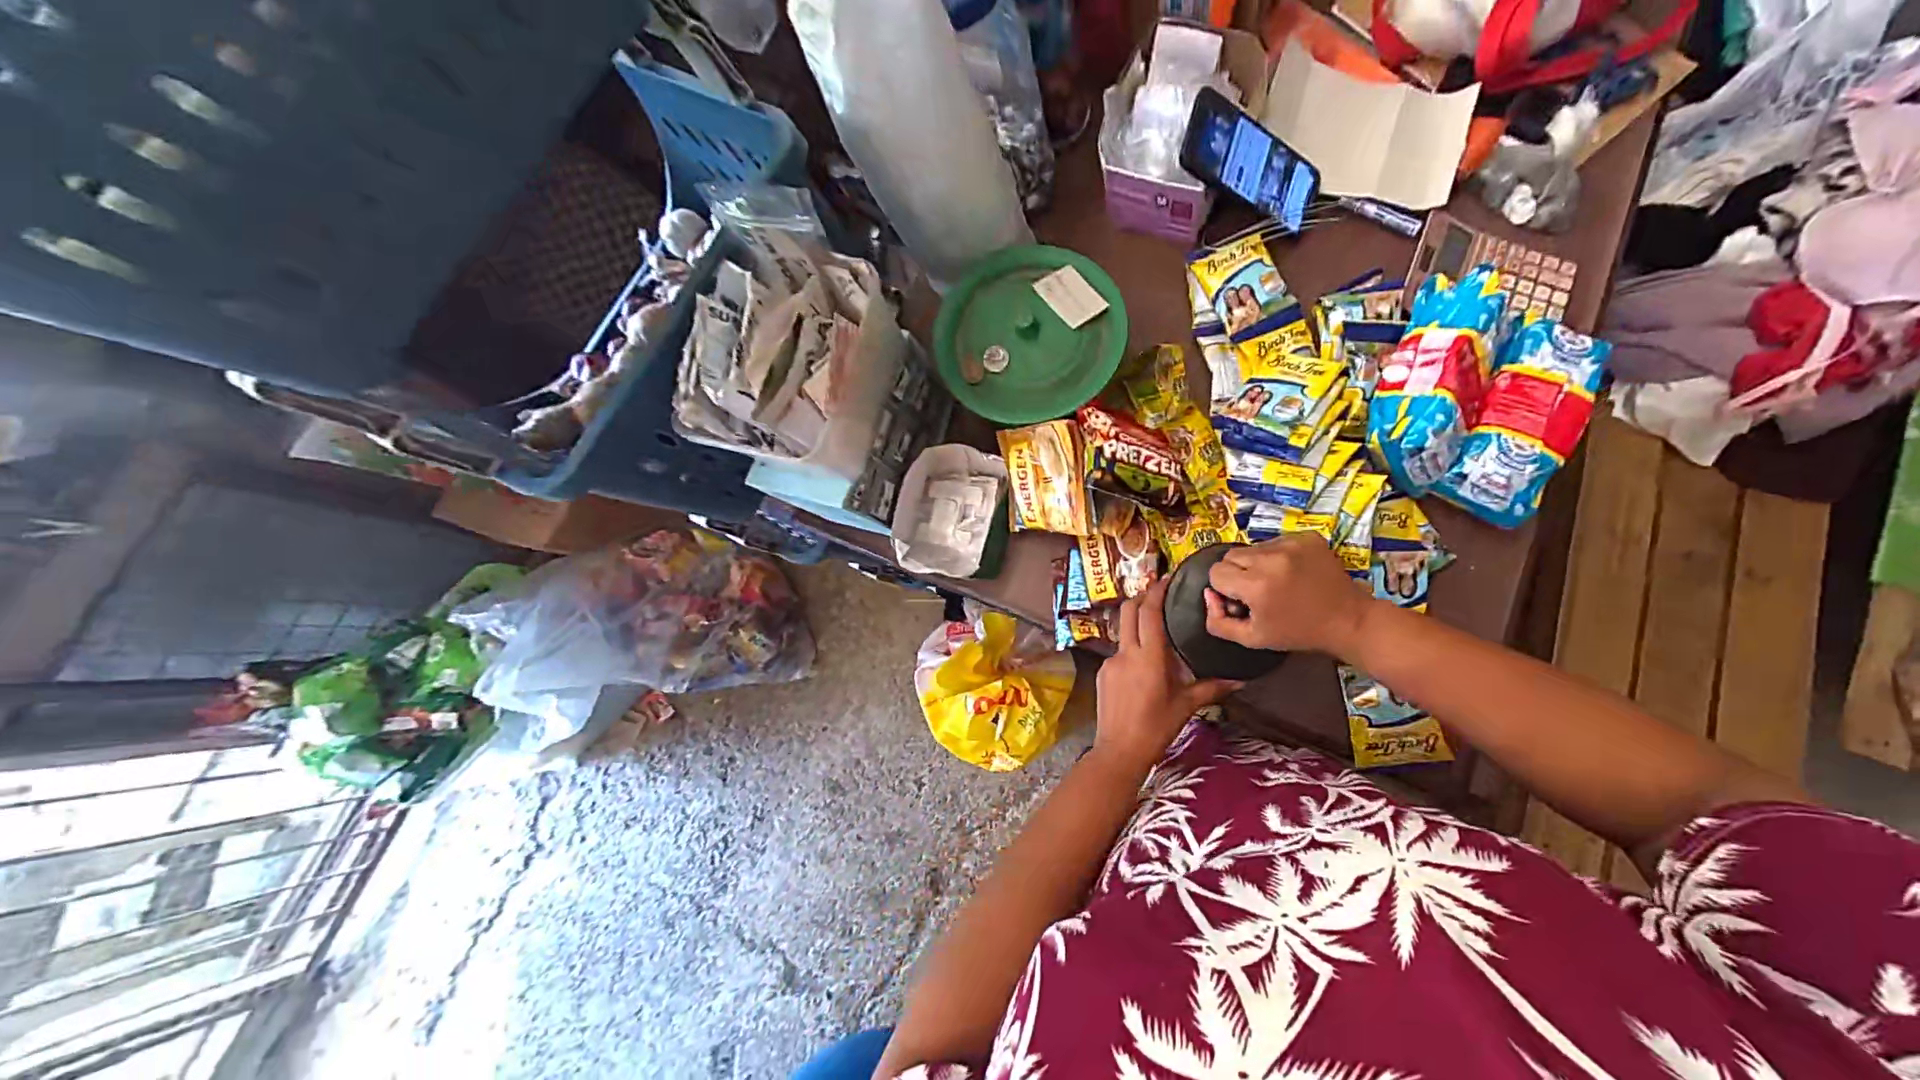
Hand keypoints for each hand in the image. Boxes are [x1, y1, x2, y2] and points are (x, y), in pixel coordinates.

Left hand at [1094, 576, 1240, 771]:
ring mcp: (1111, 662)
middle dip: (1141, 596)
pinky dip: (1131, 646)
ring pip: (1122, 630)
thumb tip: (1241, 680)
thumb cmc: (1156, 728)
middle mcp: (1126, 653)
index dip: (1157, 591)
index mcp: (1148, 657)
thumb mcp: (1186, 706)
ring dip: (1136, 621)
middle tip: (1159, 590)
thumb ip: (1211, 688)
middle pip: (1128, 611)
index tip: (1167, 578)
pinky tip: (1144, 658)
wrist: (1119, 750)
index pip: (1149, 612)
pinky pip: (1119, 651)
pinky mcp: (1103, 673)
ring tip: (1155, 623)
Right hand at [1204, 534, 1376, 657]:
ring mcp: (1291, 544)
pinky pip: (1275, 541)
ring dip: (1257, 563)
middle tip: (1258, 592)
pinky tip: (1293, 572)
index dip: (1225, 589)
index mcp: (1256, 585)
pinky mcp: (1307, 536)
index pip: (1216, 572)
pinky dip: (1278, 556)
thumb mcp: (1252, 639)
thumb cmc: (1298, 633)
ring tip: (1278, 582)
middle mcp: (1271, 559)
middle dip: (1238, 574)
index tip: (1243, 601)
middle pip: (1230, 556)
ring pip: (1252, 548)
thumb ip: (1218, 621)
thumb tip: (1208, 595)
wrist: (1349, 620)